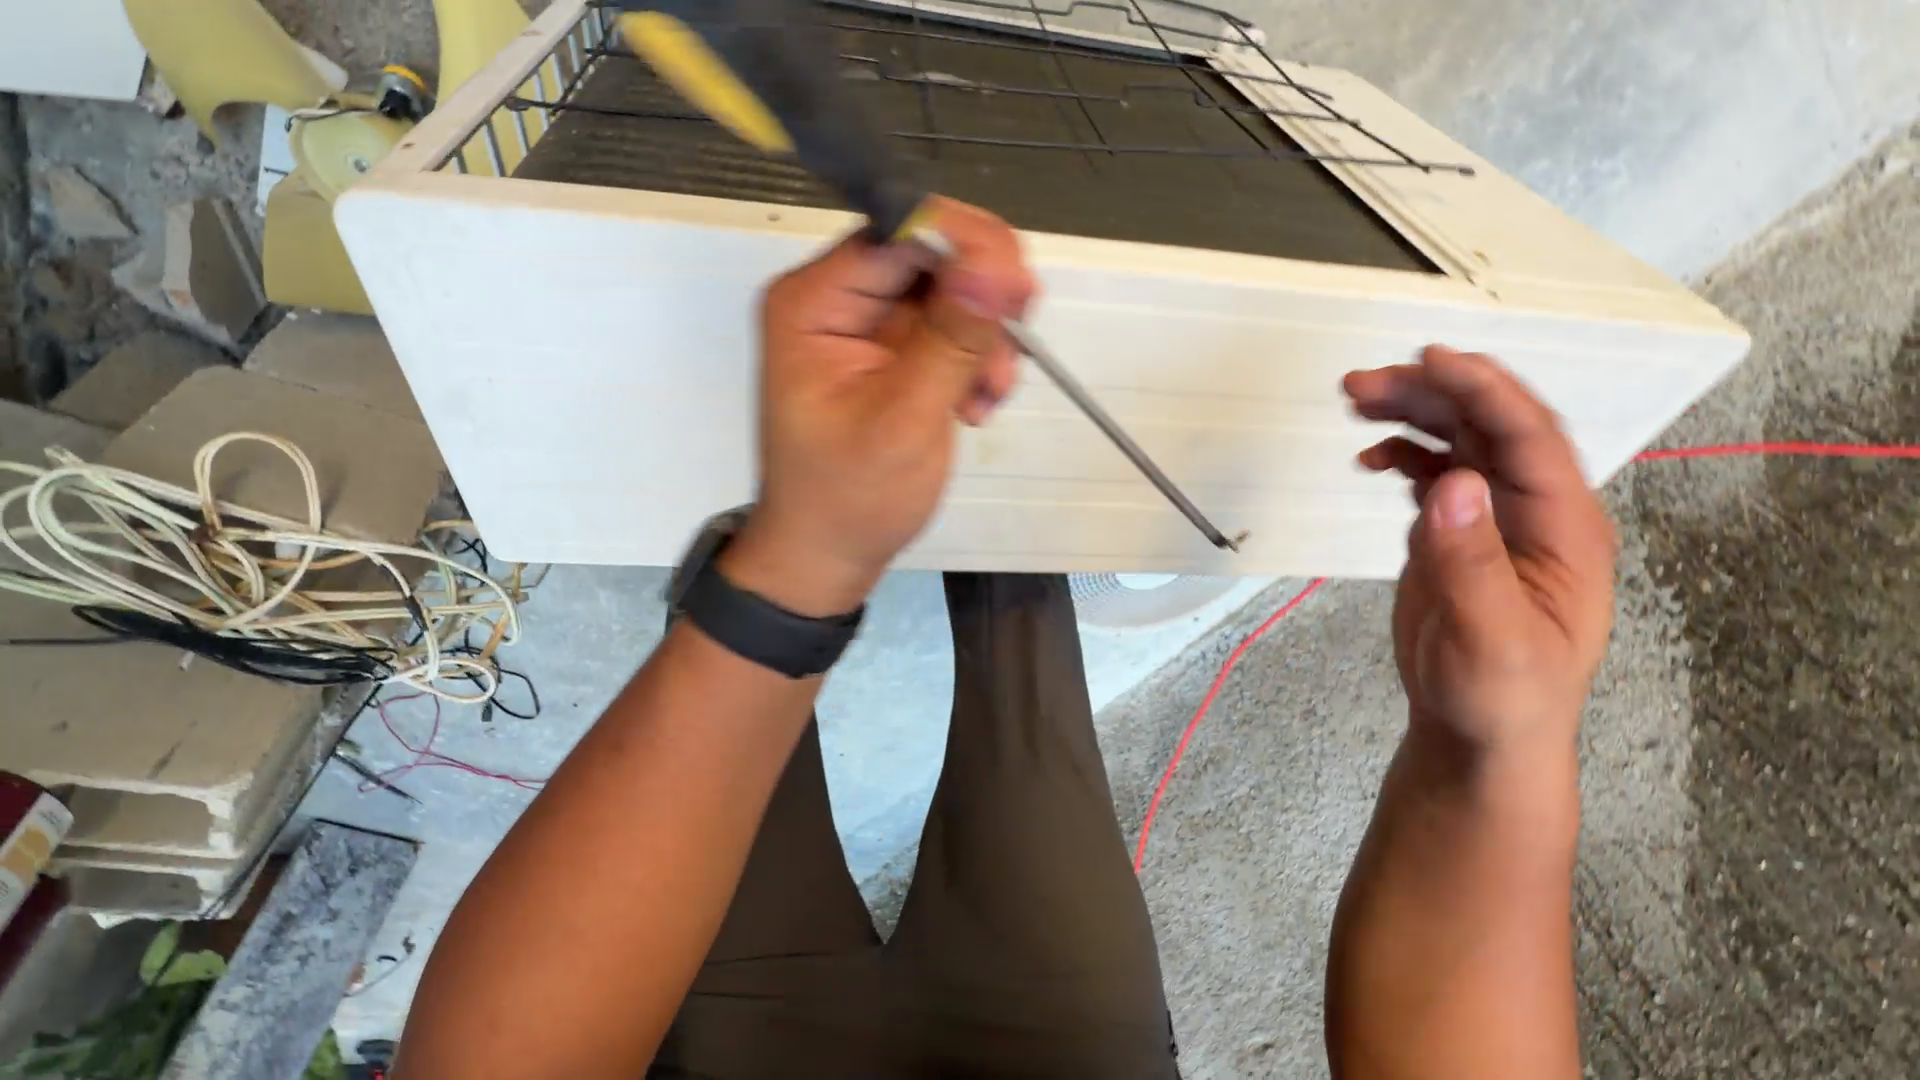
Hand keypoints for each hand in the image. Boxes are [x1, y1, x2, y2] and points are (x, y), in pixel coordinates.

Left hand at [720, 198, 1035, 616]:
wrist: (830, 554)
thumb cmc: (850, 498)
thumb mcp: (903, 420)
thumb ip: (951, 340)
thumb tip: (997, 264)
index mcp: (813, 302)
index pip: (898, 233)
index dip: (965, 246)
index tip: (1019, 290)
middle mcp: (838, 299)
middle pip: (932, 255)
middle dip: (982, 301)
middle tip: (1013, 351)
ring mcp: (869, 326)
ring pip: (953, 292)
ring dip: (986, 339)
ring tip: (987, 398)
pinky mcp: (898, 353)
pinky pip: (954, 329)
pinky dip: (979, 362)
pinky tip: (977, 407)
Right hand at [1343, 346, 1614, 756]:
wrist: (1478, 733)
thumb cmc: (1501, 696)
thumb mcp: (1493, 637)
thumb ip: (1472, 562)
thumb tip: (1452, 483)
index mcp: (1564, 528)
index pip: (1528, 438)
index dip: (1484, 391)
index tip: (1429, 358)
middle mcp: (1532, 510)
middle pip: (1488, 426)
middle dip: (1429, 393)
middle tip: (1360, 383)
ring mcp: (1493, 520)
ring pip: (1458, 442)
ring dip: (1411, 413)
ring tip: (1355, 400)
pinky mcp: (1457, 535)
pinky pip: (1434, 472)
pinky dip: (1401, 453)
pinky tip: (1369, 455)